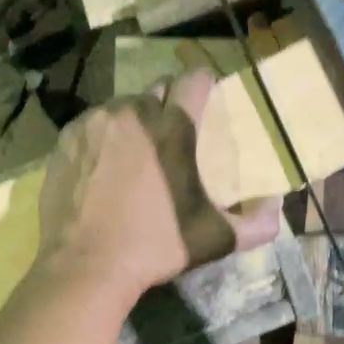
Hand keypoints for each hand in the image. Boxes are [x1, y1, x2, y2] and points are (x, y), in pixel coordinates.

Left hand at [37, 70, 280, 298]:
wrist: (85, 265)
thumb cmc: (154, 247)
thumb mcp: (213, 239)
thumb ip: (255, 224)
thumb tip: (277, 210)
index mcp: (173, 127)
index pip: (194, 79)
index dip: (202, 85)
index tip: (205, 97)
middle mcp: (133, 112)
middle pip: (156, 90)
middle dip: (167, 104)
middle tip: (170, 134)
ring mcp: (94, 123)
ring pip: (121, 106)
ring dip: (132, 120)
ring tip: (133, 150)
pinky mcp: (66, 139)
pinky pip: (90, 124)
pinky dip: (100, 136)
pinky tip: (102, 164)